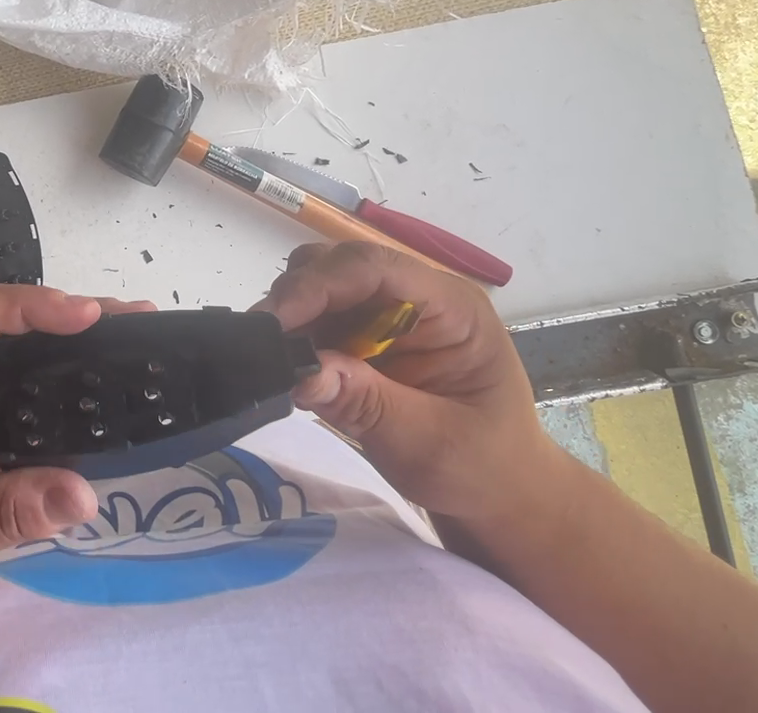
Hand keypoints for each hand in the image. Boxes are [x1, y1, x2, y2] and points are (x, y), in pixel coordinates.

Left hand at [0, 284, 154, 606]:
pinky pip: (32, 368)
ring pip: (22, 336)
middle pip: (7, 315)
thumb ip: (10, 511)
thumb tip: (83, 493)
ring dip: (73, 330)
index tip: (85, 316)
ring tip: (130, 333)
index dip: (30, 306)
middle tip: (128, 320)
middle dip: (66, 308)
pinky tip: (106, 371)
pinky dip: (70, 360)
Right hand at [254, 241, 563, 520]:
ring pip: (316, 283)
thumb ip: (367, 405)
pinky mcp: (358, 332)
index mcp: (450, 307)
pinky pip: (311, 316)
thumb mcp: (430, 445)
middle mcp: (413, 295)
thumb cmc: (481, 468)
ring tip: (273, 359)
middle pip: (337, 265)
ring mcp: (383, 311)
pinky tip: (285, 365)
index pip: (374, 268)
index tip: (272, 322)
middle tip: (261, 345)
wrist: (497, 492)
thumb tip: (302, 372)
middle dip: (296, 298)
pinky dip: (289, 335)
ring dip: (289, 316)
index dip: (317, 286)